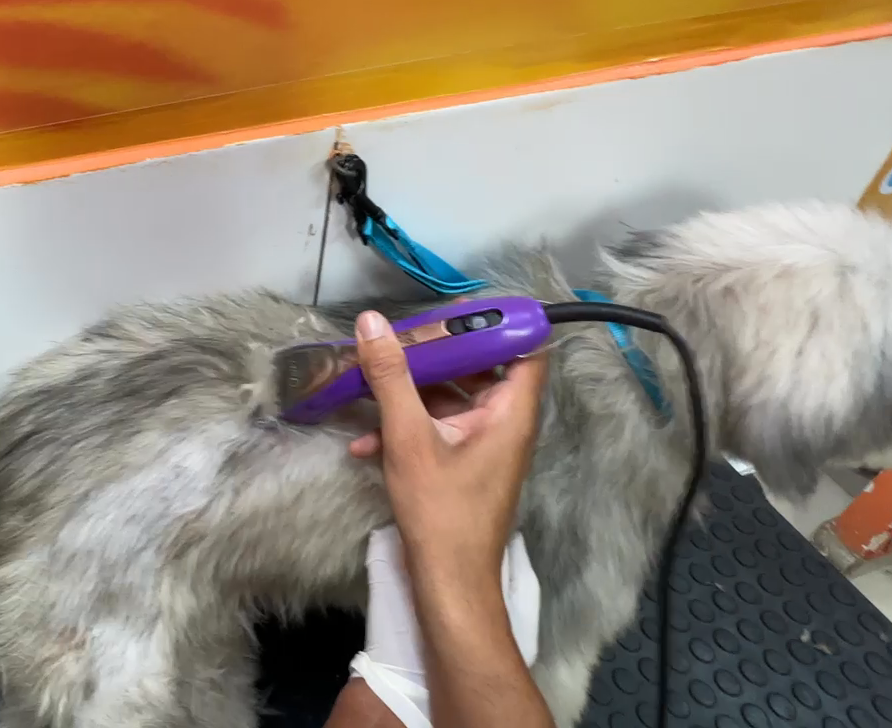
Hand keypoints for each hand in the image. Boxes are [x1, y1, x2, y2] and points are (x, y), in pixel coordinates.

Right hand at [349, 311, 547, 586]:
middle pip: (478, 368)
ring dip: (410, 390)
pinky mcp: (460, 461)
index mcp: (509, 413)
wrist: (446, 582)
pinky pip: (436, 426)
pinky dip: (405, 424)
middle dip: (435, 353)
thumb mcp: (408, 436)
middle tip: (398, 337)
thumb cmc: (441, 509)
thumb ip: (391, 376)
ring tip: (370, 381)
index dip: (499, 324)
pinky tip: (366, 441)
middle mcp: (502, 423)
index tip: (457, 309)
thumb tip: (372, 322)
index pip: (526, 350)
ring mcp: (480, 443)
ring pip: (450, 397)